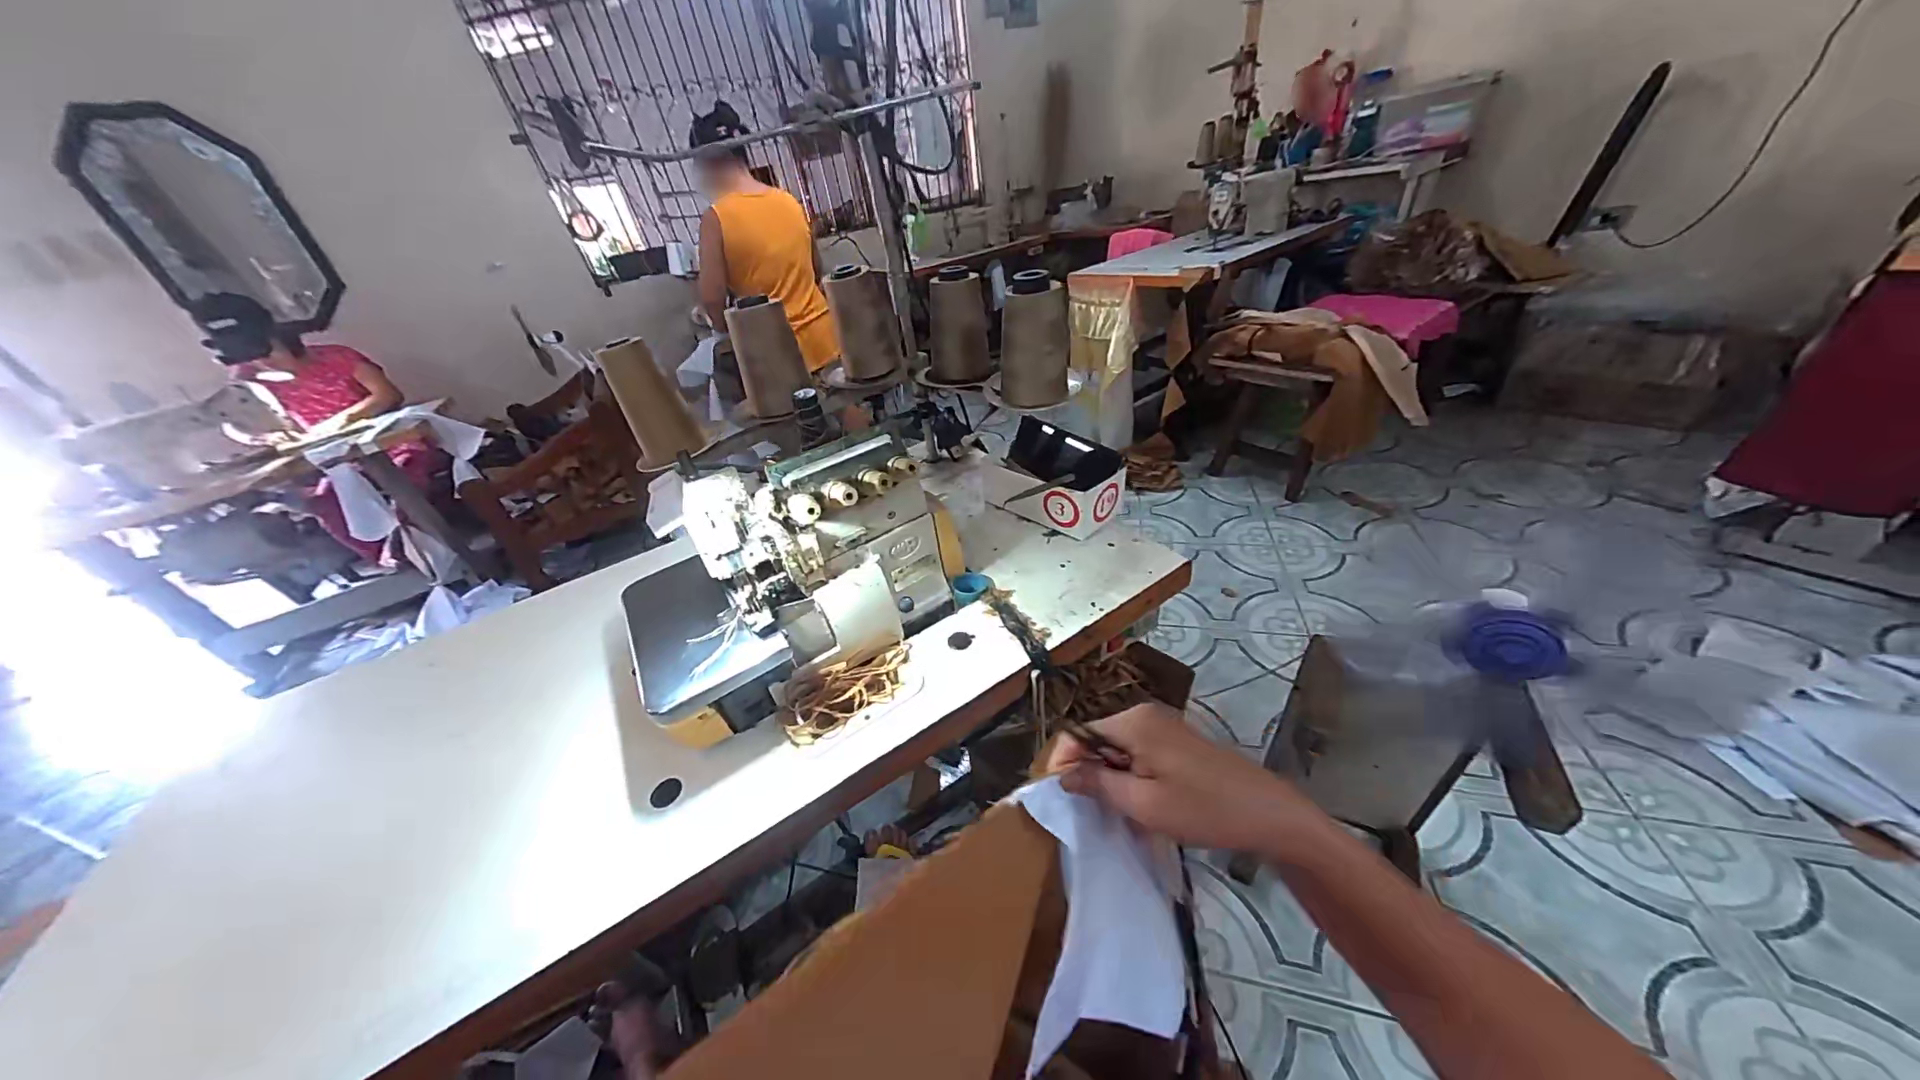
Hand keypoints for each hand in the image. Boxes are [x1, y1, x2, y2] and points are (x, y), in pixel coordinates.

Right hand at [1047, 702, 1334, 861]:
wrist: (1270, 815)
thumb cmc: (1204, 809)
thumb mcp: (1143, 803)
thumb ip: (1097, 784)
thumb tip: (1061, 775)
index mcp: (1132, 722)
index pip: (1077, 733)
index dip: (1063, 763)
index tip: (1061, 799)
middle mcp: (1144, 715)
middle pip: (1096, 739)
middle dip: (1088, 773)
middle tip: (1093, 812)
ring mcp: (1163, 727)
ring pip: (1116, 750)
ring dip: (1111, 779)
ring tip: (1120, 813)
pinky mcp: (1176, 742)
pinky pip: (1137, 755)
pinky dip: (1131, 778)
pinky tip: (1143, 806)